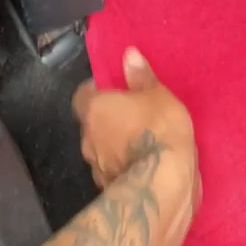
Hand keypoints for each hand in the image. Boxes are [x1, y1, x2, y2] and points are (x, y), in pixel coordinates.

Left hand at [73, 49, 197, 193]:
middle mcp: (88, 138)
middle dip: (108, 119)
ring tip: (140, 142)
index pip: (82, 95)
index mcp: (95, 110)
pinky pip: (112, 171)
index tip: (114, 90)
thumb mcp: (158, 94)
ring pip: (101, 149)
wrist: (163, 186)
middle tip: (132, 114)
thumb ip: (141, 76)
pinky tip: (143, 165)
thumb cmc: (158, 129)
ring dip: (114, 145)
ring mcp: (95, 168)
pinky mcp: (107, 191)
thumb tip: (129, 54)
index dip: (96, 91)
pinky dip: (122, 166)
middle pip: (92, 123)